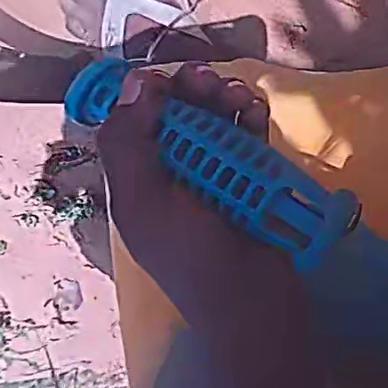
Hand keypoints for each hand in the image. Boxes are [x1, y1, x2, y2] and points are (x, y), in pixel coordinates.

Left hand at [97, 64, 305, 339]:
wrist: (255, 306)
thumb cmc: (194, 258)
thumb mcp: (146, 204)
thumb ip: (130, 143)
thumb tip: (134, 83)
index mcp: (137, 181)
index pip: (136, 121)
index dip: (151, 95)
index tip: (172, 82)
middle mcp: (171, 175)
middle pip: (178, 116)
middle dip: (193, 92)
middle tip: (211, 81)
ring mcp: (213, 177)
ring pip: (215, 122)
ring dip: (226, 101)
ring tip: (241, 96)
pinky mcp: (248, 181)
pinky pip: (247, 140)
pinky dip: (251, 121)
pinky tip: (257, 112)